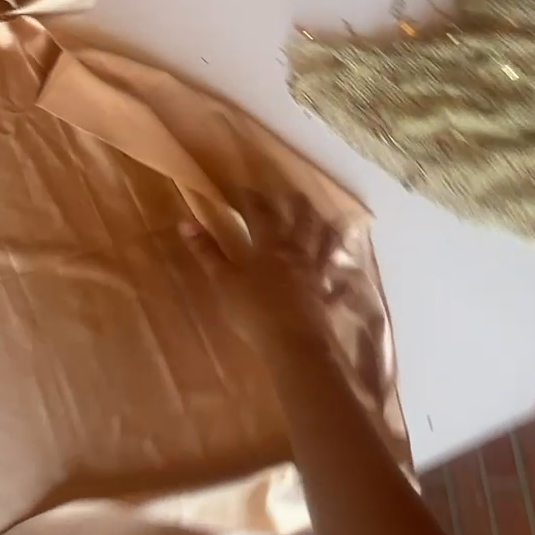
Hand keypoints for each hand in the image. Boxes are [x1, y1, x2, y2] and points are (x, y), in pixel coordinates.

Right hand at [181, 189, 337, 350]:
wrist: (293, 347)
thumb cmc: (253, 310)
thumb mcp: (222, 279)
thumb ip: (206, 250)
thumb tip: (185, 221)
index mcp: (268, 246)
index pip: (260, 213)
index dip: (251, 198)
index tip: (243, 187)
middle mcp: (296, 254)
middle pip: (299, 224)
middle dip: (296, 206)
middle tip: (296, 193)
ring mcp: (315, 277)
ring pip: (324, 248)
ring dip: (326, 233)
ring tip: (331, 221)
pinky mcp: (326, 300)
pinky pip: (338, 286)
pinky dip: (342, 279)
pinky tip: (348, 278)